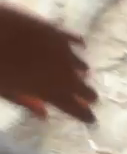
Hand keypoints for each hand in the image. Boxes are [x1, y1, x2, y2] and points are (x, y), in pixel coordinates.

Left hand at [0, 4, 95, 123]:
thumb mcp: (2, 88)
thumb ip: (24, 101)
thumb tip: (43, 114)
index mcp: (54, 93)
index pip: (83, 113)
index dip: (85, 117)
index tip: (87, 119)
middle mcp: (68, 77)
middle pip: (90, 93)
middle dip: (85, 96)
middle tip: (76, 94)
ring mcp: (65, 55)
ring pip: (83, 69)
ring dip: (76, 70)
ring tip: (67, 67)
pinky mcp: (57, 34)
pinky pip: (76, 41)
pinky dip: (76, 44)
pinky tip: (75, 45)